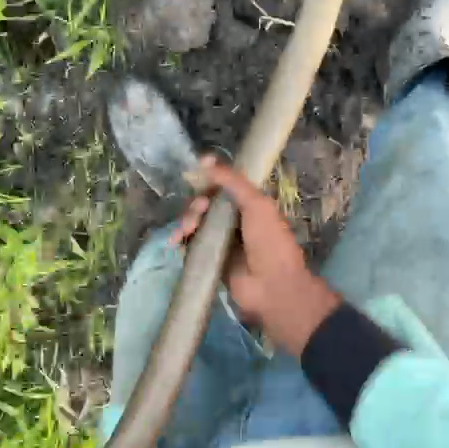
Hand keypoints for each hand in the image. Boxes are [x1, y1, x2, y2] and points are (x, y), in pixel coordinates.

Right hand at [172, 156, 340, 355]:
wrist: (272, 287)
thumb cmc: (269, 242)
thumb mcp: (257, 204)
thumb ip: (233, 181)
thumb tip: (206, 160)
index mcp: (249, 204)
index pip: (222, 186)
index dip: (208, 179)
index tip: (194, 172)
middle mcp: (233, 220)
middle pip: (205, 203)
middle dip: (197, 203)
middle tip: (199, 210)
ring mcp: (221, 240)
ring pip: (195, 222)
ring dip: (187, 220)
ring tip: (187, 229)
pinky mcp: (210, 259)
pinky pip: (190, 244)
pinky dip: (181, 239)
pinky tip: (176, 241)